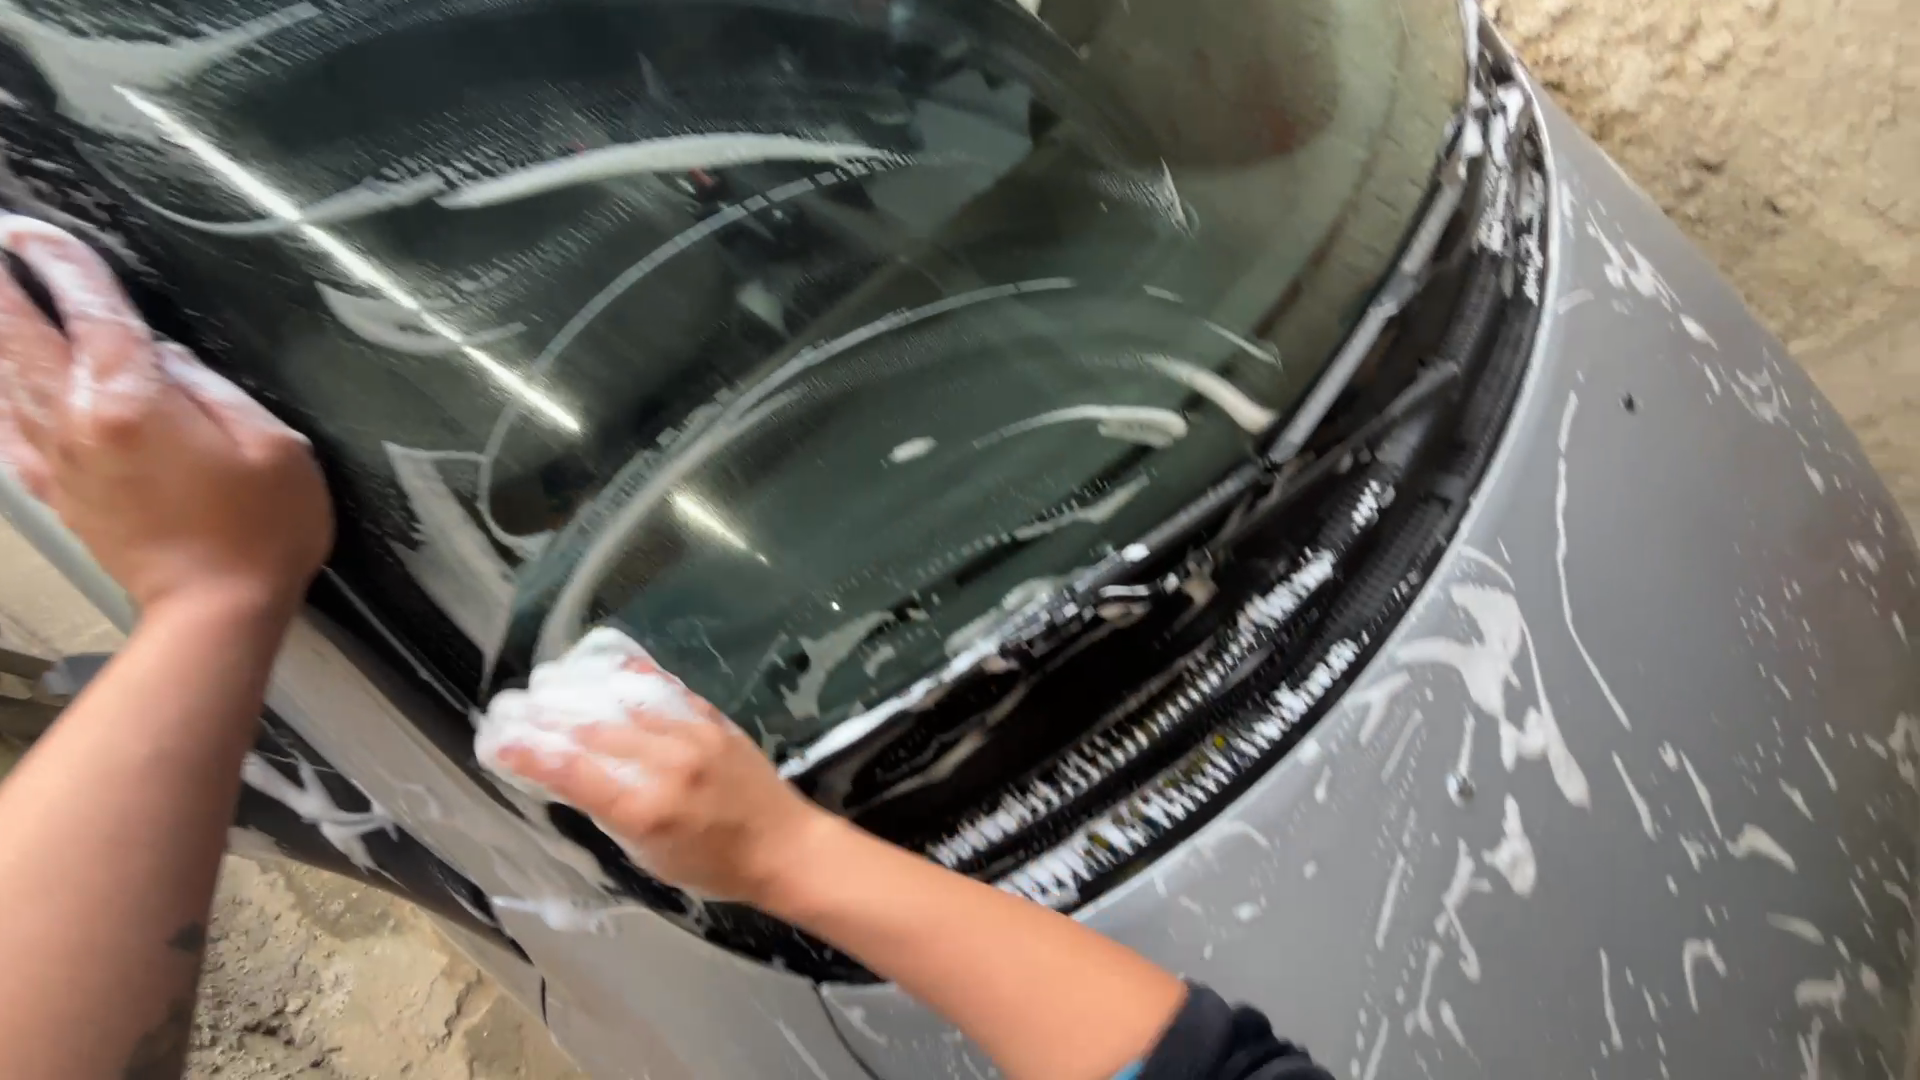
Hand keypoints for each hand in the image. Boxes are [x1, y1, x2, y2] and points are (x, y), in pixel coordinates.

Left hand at [0, 215, 331, 617]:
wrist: (217, 604)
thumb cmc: (267, 524)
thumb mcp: (277, 447)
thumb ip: (218, 391)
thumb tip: (169, 357)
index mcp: (135, 403)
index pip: (96, 316)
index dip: (67, 268)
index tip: (39, 231)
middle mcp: (75, 419)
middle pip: (15, 336)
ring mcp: (52, 456)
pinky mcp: (52, 489)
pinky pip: (1, 425)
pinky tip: (1, 383)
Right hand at [485, 638, 833, 904]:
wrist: (784, 844)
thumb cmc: (714, 866)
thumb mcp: (649, 857)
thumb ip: (612, 814)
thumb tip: (576, 778)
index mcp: (647, 809)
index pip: (576, 774)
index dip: (532, 755)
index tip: (499, 740)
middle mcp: (670, 764)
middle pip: (598, 732)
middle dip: (551, 719)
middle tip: (515, 706)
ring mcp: (697, 737)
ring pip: (630, 706)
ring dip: (588, 694)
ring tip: (553, 680)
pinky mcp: (718, 723)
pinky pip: (671, 694)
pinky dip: (639, 681)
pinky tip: (615, 669)